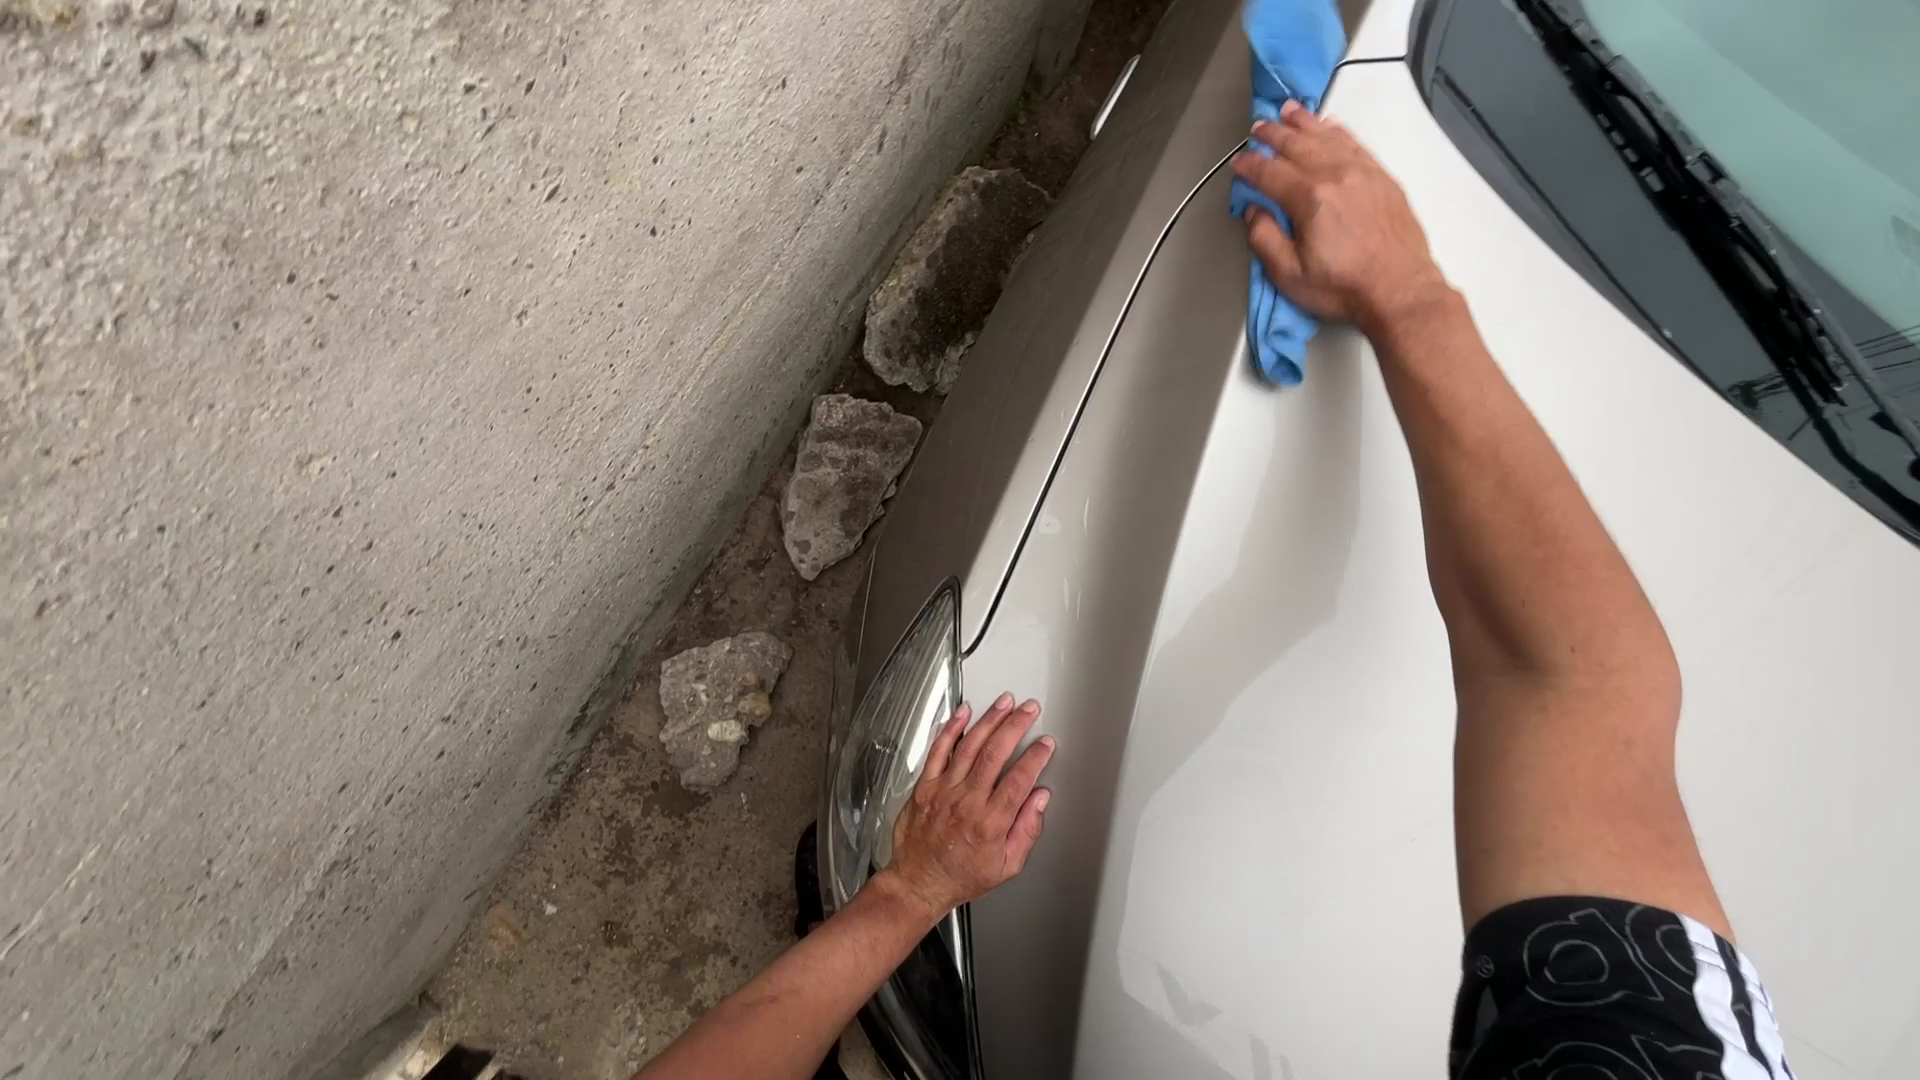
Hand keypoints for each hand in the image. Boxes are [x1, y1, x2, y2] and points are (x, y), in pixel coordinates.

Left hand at [870, 694, 1055, 922]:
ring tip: (1004, 703)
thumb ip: (1027, 830)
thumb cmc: (961, 876)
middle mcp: (966, 802)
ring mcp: (943, 791)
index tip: (1046, 743)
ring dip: (990, 719)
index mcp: (990, 823)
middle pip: (996, 753)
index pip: (1019, 779)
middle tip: (1029, 709)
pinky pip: (938, 750)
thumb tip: (1040, 799)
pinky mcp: (925, 786)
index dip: (1036, 757)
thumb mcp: (1007, 866)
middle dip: (1016, 725)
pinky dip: (951, 728)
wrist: (918, 883)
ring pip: (969, 745)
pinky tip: (963, 712)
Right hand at [1231, 100, 1452, 334]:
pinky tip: (1329, 126)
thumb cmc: (1342, 287)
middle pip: (1299, 145)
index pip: (1270, 173)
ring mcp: (1364, 173)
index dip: (1250, 166)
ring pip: (1328, 137)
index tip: (1238, 162)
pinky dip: (1338, 131)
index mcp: (1310, 199)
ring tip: (1289, 112)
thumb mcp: (1289, 274)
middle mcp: (1337, 176)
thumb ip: (1265, 239)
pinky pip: (1356, 143)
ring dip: (1305, 123)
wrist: (1398, 289)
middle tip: (1259, 127)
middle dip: (1274, 134)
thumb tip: (1254, 213)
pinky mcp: (1383, 178)